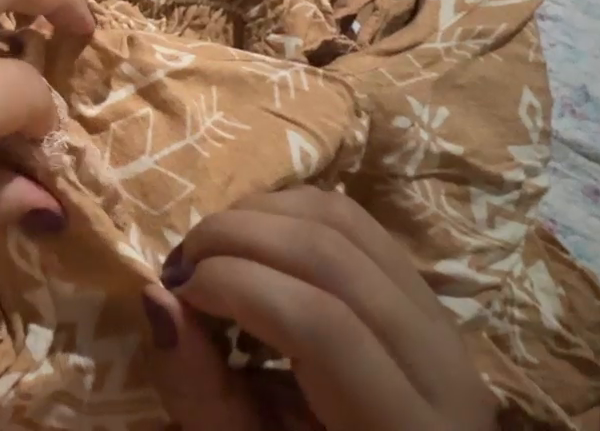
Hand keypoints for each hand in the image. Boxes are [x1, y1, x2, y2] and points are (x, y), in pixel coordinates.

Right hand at [140, 188, 498, 430]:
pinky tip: (251, 242)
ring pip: (341, 219)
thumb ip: (198, 389)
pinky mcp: (422, 292)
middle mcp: (444, 370)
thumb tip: (156, 294)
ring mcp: (441, 322)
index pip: (321, 324)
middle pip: (329, 253)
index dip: (232, 286)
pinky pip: (352, 219)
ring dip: (254, 214)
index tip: (176, 293)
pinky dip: (284, 210)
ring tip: (211, 252)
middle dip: (231, 237)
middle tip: (181, 267)